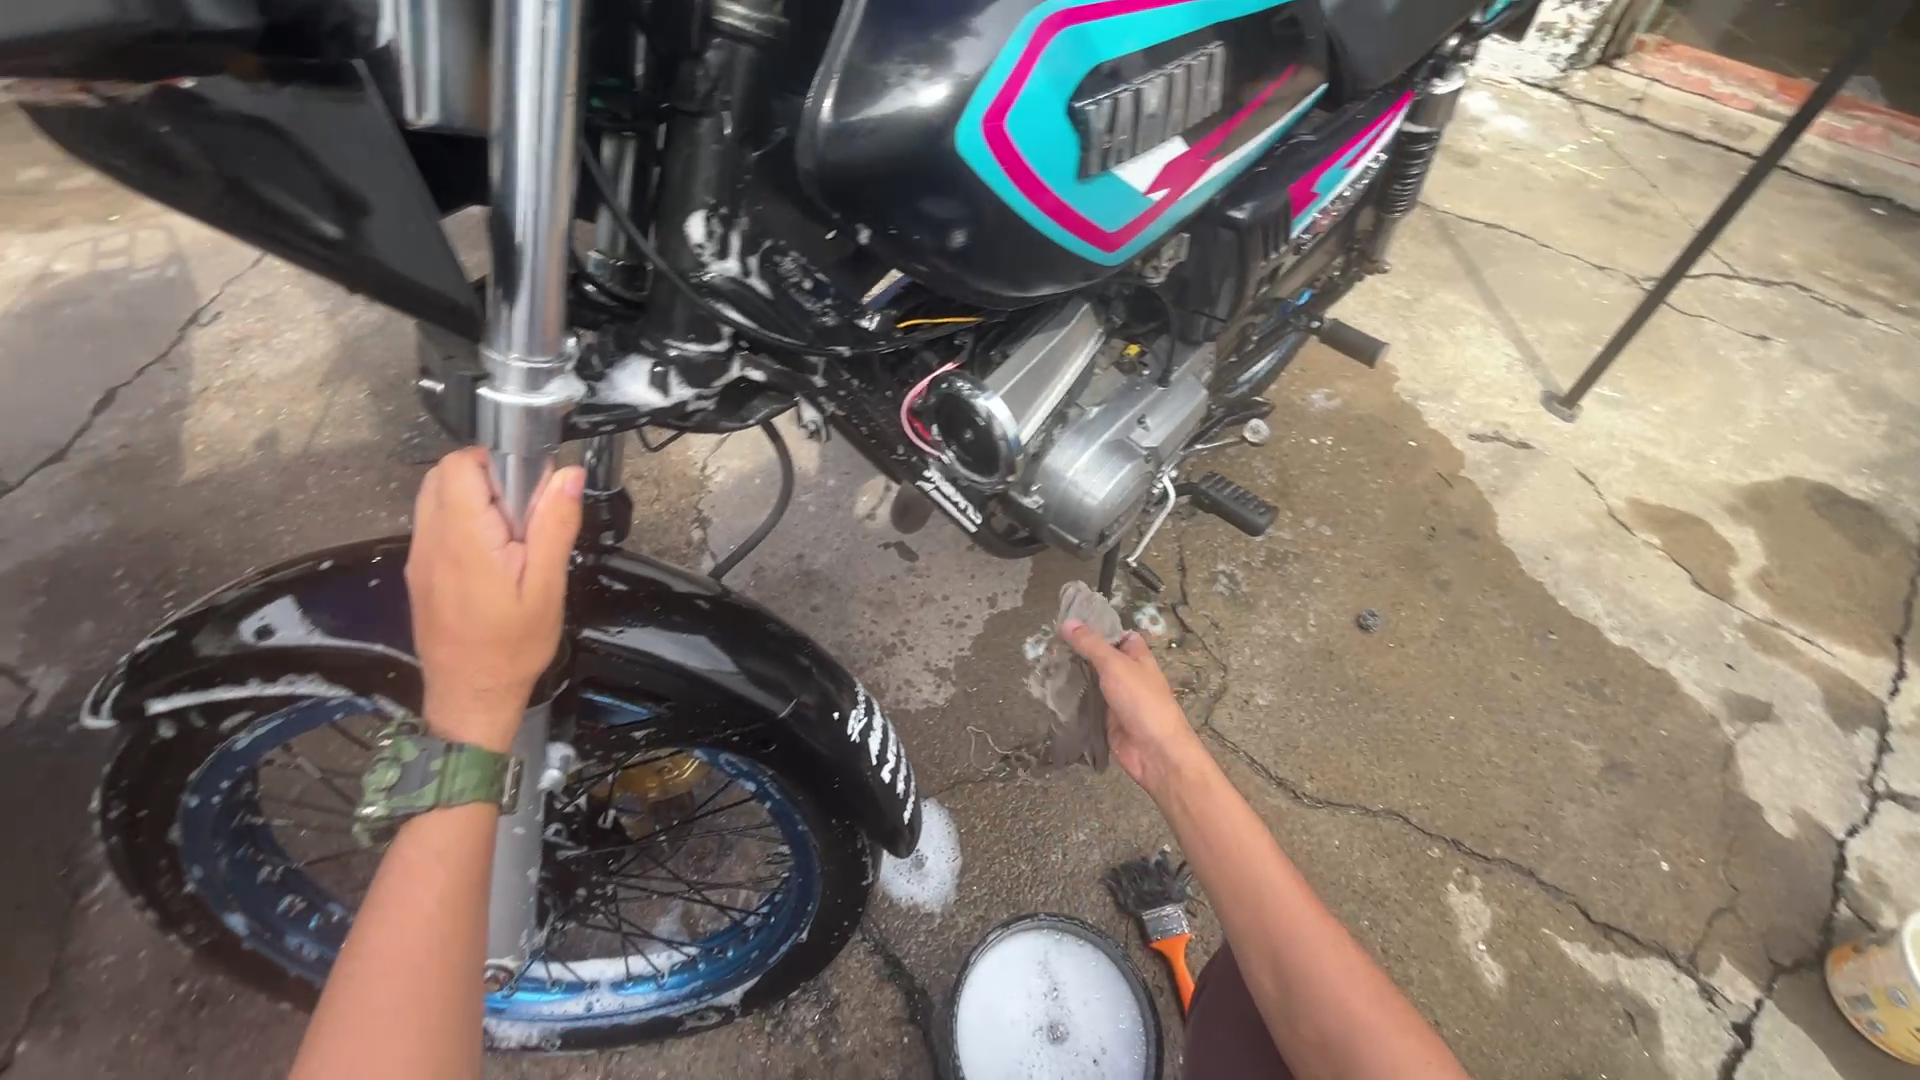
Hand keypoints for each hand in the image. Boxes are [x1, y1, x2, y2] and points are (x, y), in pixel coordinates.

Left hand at [405, 447, 583, 752]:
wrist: (473, 694)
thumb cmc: (512, 646)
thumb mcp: (547, 587)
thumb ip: (554, 525)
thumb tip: (567, 475)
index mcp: (464, 540)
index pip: (460, 466)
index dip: (496, 462)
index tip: (530, 488)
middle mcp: (431, 541)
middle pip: (444, 475)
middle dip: (486, 476)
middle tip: (525, 511)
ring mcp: (421, 556)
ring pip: (437, 497)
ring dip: (475, 498)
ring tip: (513, 535)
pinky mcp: (421, 571)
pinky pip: (436, 525)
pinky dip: (465, 521)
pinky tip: (496, 554)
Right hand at [1059, 620, 1211, 799]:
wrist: (1153, 751)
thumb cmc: (1141, 700)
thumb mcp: (1115, 665)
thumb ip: (1090, 644)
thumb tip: (1067, 622)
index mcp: (1136, 656)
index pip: (1116, 634)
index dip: (1096, 627)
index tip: (1067, 622)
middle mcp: (1125, 673)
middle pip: (1097, 657)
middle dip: (1075, 651)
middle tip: (1046, 644)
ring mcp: (1114, 696)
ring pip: (1088, 679)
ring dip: (1069, 674)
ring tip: (1042, 663)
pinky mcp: (1103, 717)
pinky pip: (1083, 702)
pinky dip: (1069, 697)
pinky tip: (1049, 689)